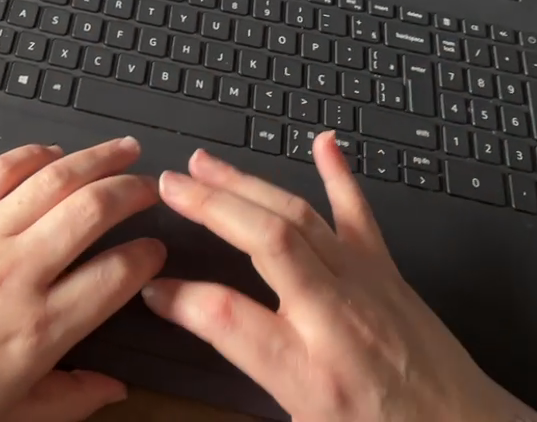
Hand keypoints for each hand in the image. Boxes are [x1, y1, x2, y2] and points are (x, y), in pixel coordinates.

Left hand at [0, 136, 164, 421]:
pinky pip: (0, 170)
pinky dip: (33, 153)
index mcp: (39, 330)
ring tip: (123, 149)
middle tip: (150, 187)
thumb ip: (70, 398)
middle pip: (93, 210)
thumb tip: (116, 386)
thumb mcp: (10, 415)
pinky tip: (54, 152)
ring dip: (97, 158)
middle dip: (132, 191)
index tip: (155, 249)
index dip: (147, 256)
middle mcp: (18, 272)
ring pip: (55, 179)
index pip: (116, 276)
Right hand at [144, 132, 536, 421]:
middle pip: (268, 241)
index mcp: (314, 373)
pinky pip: (359, 212)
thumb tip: (189, 311)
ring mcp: (366, 283)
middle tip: (167, 185)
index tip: (150, 284)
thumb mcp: (305, 416)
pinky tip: (324, 142)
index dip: (181, 297)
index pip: (230, 320)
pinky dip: (338, 173)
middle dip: (211, 205)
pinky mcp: (386, 267)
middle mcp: (340, 318)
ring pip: (299, 215)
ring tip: (205, 164)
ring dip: (247, 183)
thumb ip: (246, 361)